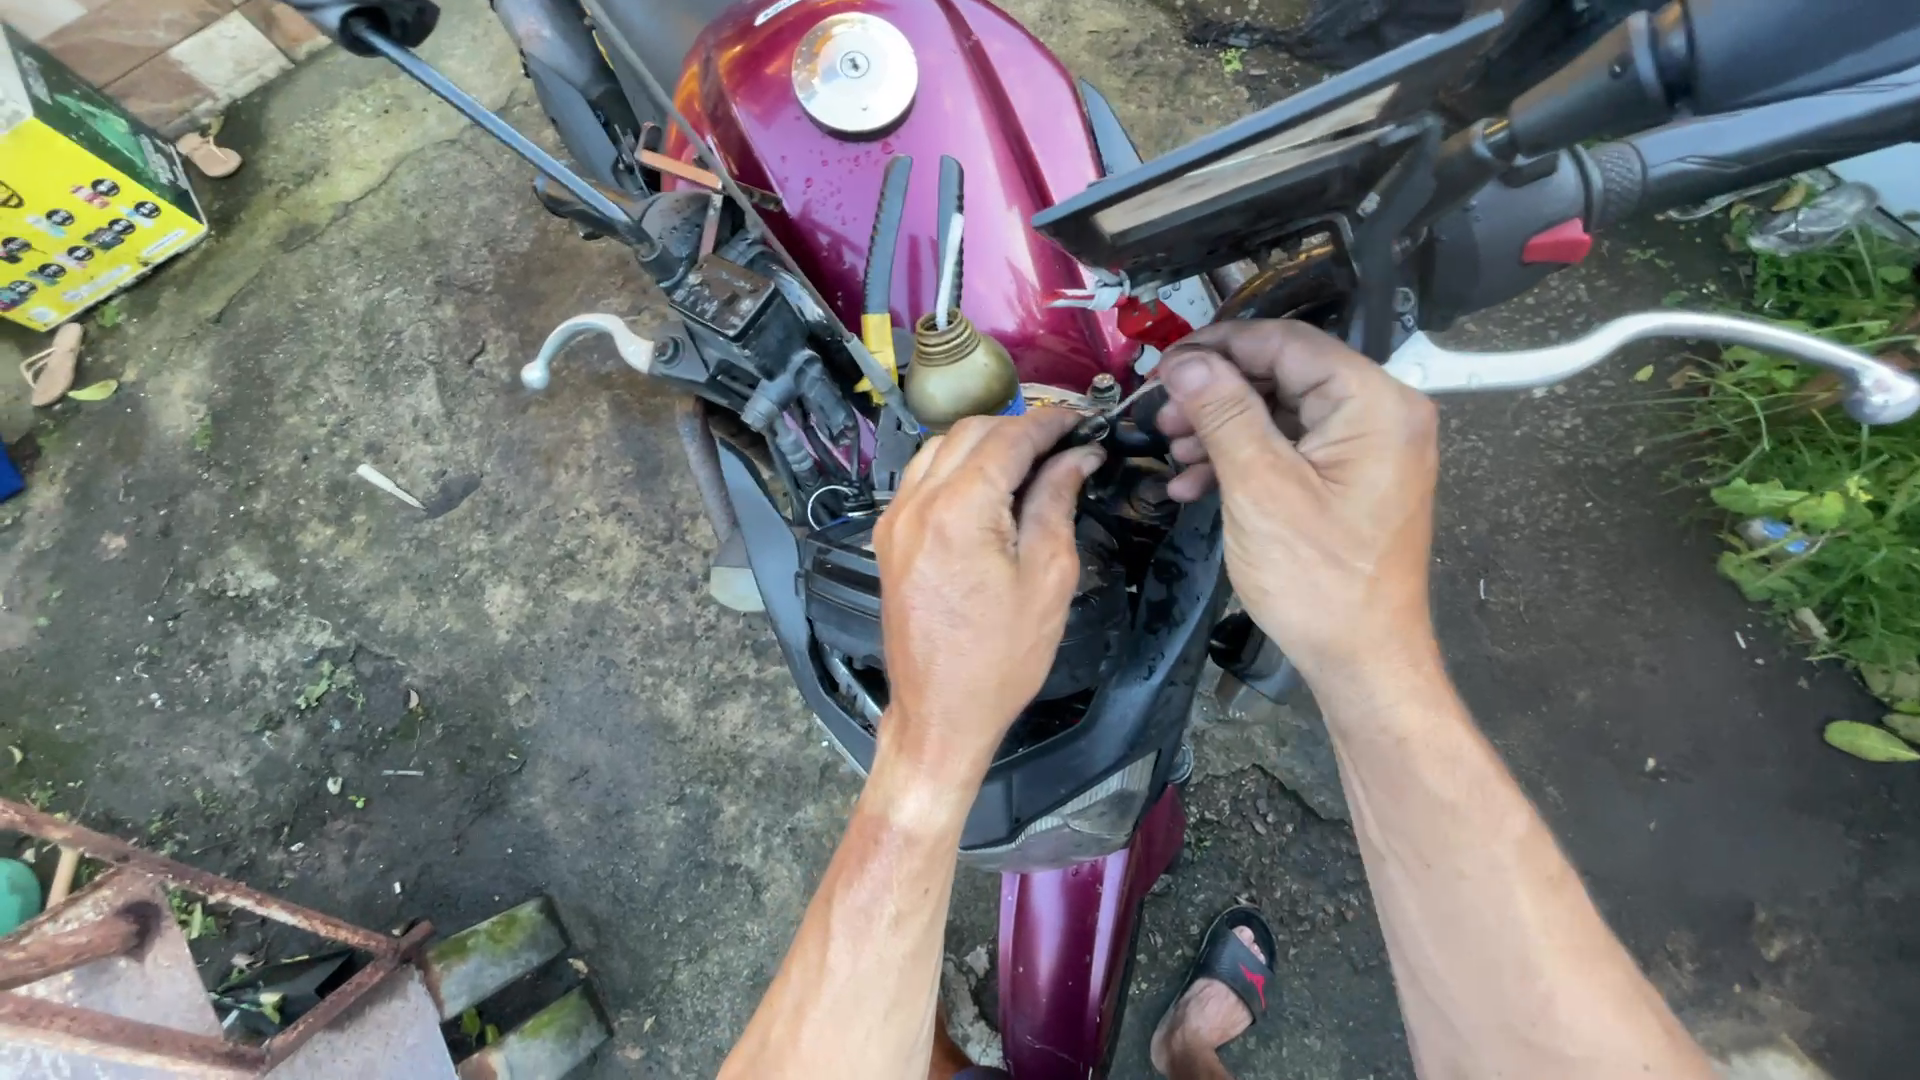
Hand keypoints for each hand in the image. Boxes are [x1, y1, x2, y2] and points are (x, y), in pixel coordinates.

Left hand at [873, 409, 1103, 785]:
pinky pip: (921, 479)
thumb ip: (1057, 503)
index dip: (1049, 422)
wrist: (940, 712)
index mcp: (958, 512)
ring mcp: (895, 520)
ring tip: (1029, 461)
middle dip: (1017, 427)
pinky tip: (987, 486)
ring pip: (939, 449)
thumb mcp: (1048, 578)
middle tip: (1061, 442)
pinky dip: (956, 467)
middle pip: (968, 432)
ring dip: (984, 442)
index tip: (1080, 420)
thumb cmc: (1000, 659)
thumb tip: (1076, 457)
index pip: (1007, 438)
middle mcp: (916, 505)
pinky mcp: (889, 538)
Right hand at [1153, 320, 1439, 679]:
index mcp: (1374, 404)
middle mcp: (1380, 414)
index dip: (1219, 347)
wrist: (1359, 657)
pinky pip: (1288, 449)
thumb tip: (1185, 361)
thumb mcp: (1260, 488)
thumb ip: (1224, 414)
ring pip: (1278, 414)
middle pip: (1282, 377)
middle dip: (1215, 396)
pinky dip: (1242, 460)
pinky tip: (1195, 484)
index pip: (1288, 343)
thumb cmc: (1315, 577)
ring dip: (1220, 430)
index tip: (1162, 366)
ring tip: (1172, 454)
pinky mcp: (1348, 478)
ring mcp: (1366, 449)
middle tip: (1161, 418)